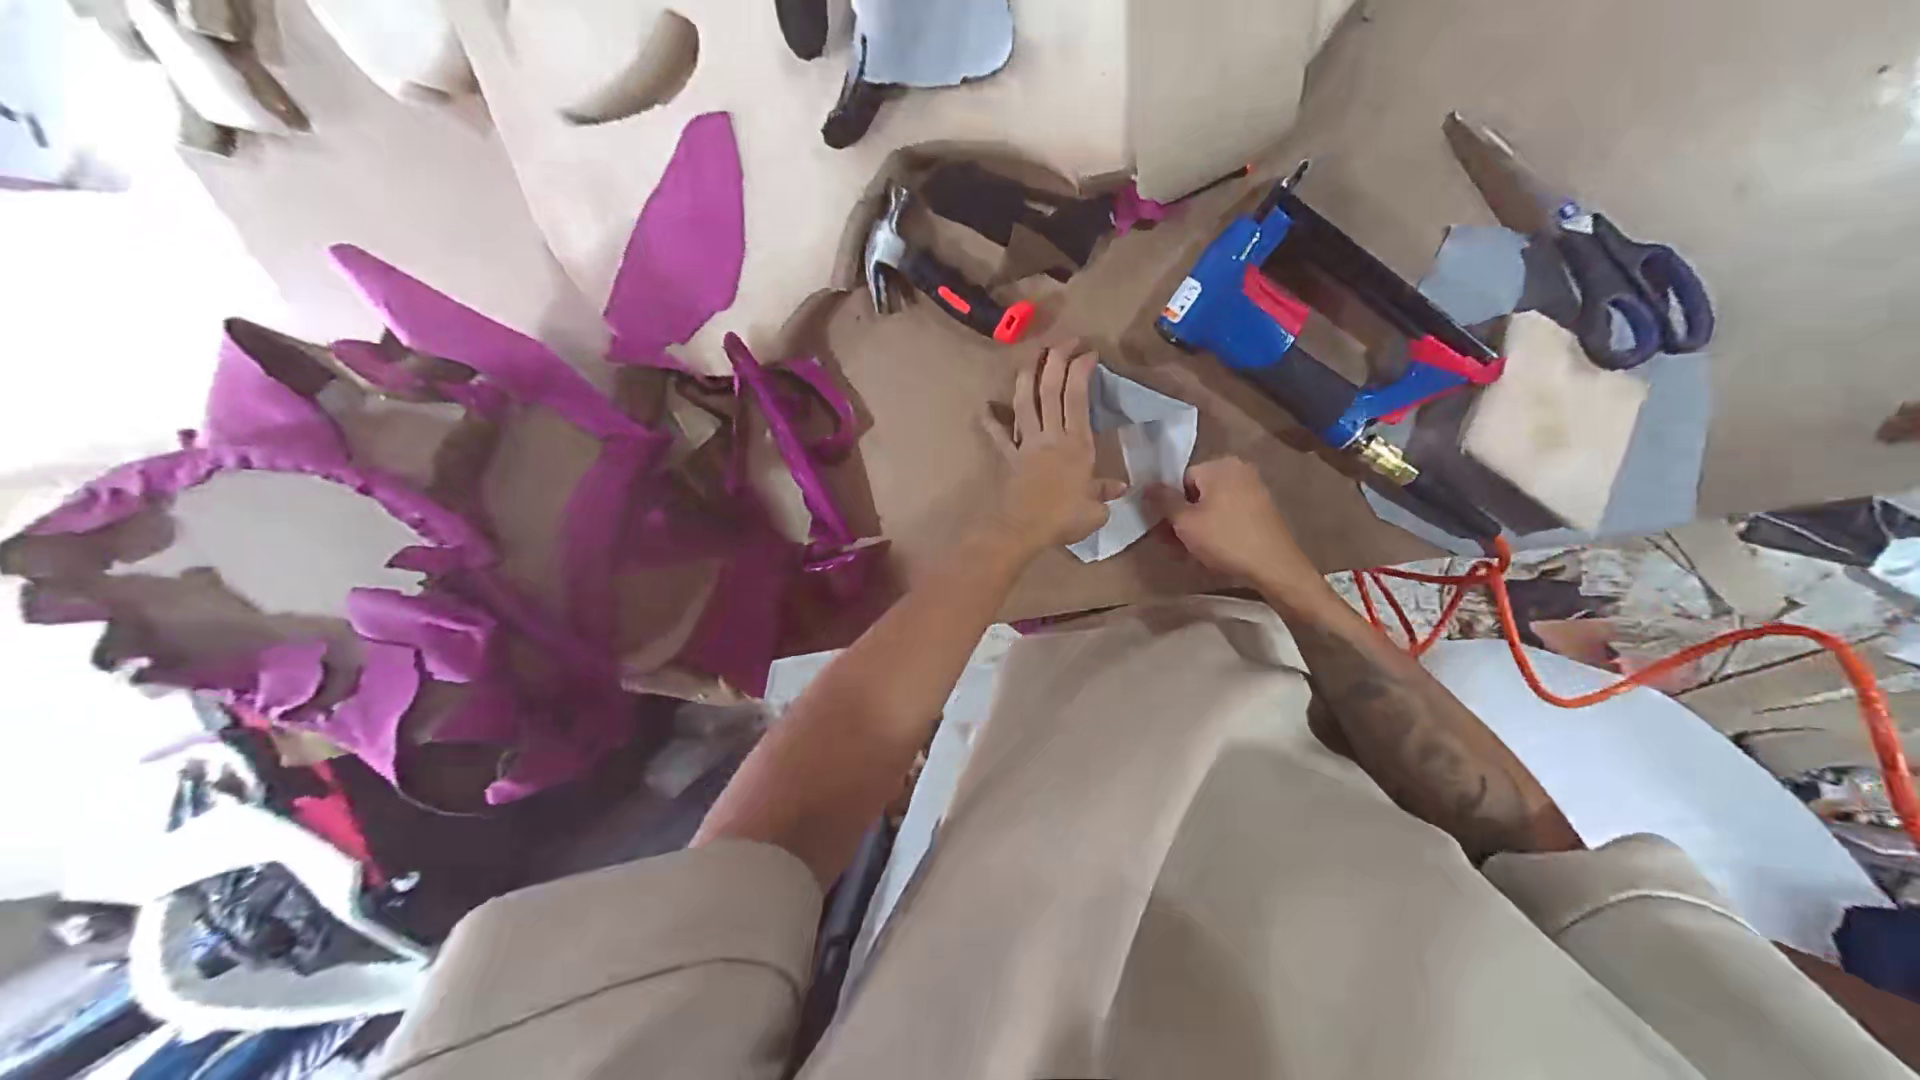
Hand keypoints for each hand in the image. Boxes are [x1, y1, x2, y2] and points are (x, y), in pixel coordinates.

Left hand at [980, 343, 1126, 555]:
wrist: (1021, 529)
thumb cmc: (1062, 518)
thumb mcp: (1095, 510)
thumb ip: (1105, 493)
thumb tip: (1120, 487)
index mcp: (1076, 443)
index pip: (1078, 397)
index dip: (1082, 370)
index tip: (1090, 353)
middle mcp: (1050, 435)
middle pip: (1050, 389)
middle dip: (1057, 359)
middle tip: (1066, 341)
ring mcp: (1026, 443)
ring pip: (1024, 402)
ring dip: (1027, 376)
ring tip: (1033, 356)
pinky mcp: (1008, 457)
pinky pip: (998, 436)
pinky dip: (991, 421)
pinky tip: (985, 408)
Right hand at [1147, 457, 1319, 595]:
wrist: (1274, 566)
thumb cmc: (1225, 539)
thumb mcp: (1185, 522)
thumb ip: (1163, 501)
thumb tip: (1147, 485)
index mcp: (1219, 466)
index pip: (1180, 479)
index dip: (1168, 505)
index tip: (1162, 528)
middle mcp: (1238, 471)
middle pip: (1196, 493)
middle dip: (1181, 518)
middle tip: (1171, 544)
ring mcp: (1253, 489)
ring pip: (1211, 506)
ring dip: (1195, 527)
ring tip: (1188, 552)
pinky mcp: (1261, 509)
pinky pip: (1228, 514)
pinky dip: (1215, 529)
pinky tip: (1209, 550)